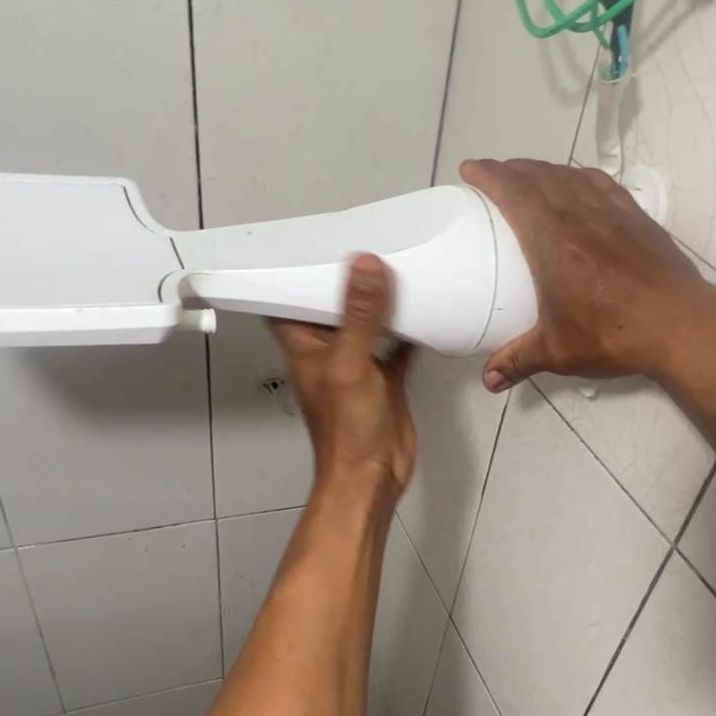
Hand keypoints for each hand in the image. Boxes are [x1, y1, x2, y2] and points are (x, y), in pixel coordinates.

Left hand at [269, 254, 417, 502]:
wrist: (372, 475)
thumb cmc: (346, 430)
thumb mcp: (349, 363)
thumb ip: (360, 316)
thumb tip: (366, 266)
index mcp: (305, 344)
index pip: (290, 298)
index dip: (297, 270)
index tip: (315, 240)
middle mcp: (328, 351)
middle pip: (335, 304)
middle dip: (348, 278)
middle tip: (368, 241)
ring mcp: (358, 364)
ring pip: (368, 322)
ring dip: (380, 300)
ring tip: (397, 262)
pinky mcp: (385, 379)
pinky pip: (397, 345)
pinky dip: (409, 329)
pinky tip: (425, 308)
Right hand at [460, 158, 715, 391]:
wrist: (679, 325)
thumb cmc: (612, 334)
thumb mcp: (557, 352)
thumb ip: (518, 362)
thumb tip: (489, 382)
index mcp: (552, 241)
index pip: (514, 191)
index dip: (489, 174)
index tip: (470, 169)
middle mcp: (580, 216)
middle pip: (541, 176)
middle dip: (513, 169)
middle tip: (495, 176)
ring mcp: (613, 213)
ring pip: (572, 175)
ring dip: (546, 170)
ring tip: (531, 177)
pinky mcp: (638, 219)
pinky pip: (603, 185)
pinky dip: (582, 178)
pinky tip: (580, 184)